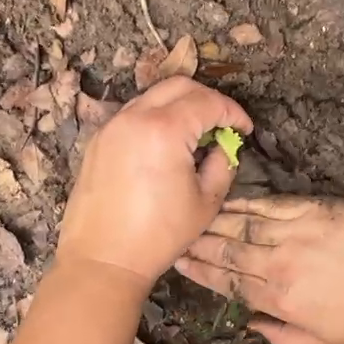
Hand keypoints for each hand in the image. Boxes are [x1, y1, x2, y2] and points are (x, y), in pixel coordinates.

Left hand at [56, 77, 252, 287]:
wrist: (102, 258)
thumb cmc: (158, 235)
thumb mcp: (206, 202)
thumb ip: (222, 164)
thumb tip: (224, 146)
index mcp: (165, 130)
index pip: (208, 102)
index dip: (233, 113)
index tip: (245, 129)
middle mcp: (135, 118)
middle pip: (179, 85)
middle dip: (207, 99)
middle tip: (223, 124)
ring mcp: (112, 127)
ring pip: (153, 96)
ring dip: (179, 106)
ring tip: (195, 135)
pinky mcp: (98, 140)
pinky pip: (133, 115)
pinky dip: (155, 118)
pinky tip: (166, 146)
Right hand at [176, 196, 343, 343]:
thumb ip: (281, 338)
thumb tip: (250, 325)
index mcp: (280, 300)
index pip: (228, 282)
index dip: (199, 272)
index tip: (178, 263)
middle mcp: (280, 265)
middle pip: (226, 251)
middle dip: (196, 244)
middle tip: (173, 237)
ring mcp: (296, 233)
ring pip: (242, 225)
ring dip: (212, 221)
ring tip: (191, 217)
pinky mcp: (314, 209)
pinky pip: (269, 205)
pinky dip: (244, 204)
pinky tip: (226, 202)